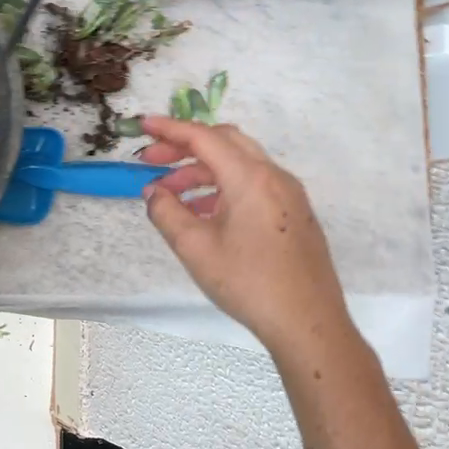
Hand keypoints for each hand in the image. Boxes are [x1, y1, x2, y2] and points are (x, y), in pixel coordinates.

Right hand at [137, 117, 353, 351]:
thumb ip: (166, 212)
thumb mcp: (193, 247)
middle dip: (184, 145)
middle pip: (225, 141)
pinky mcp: (293, 213)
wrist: (308, 323)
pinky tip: (201, 210)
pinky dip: (221, 183)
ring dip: (201, 168)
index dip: (169, 129)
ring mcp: (289, 194)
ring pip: (239, 162)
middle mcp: (274, 177)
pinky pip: (252, 182)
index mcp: (250, 179)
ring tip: (169, 193)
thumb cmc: (247, 282)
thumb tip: (153, 192)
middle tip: (151, 160)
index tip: (141, 125)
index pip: (204, 138)